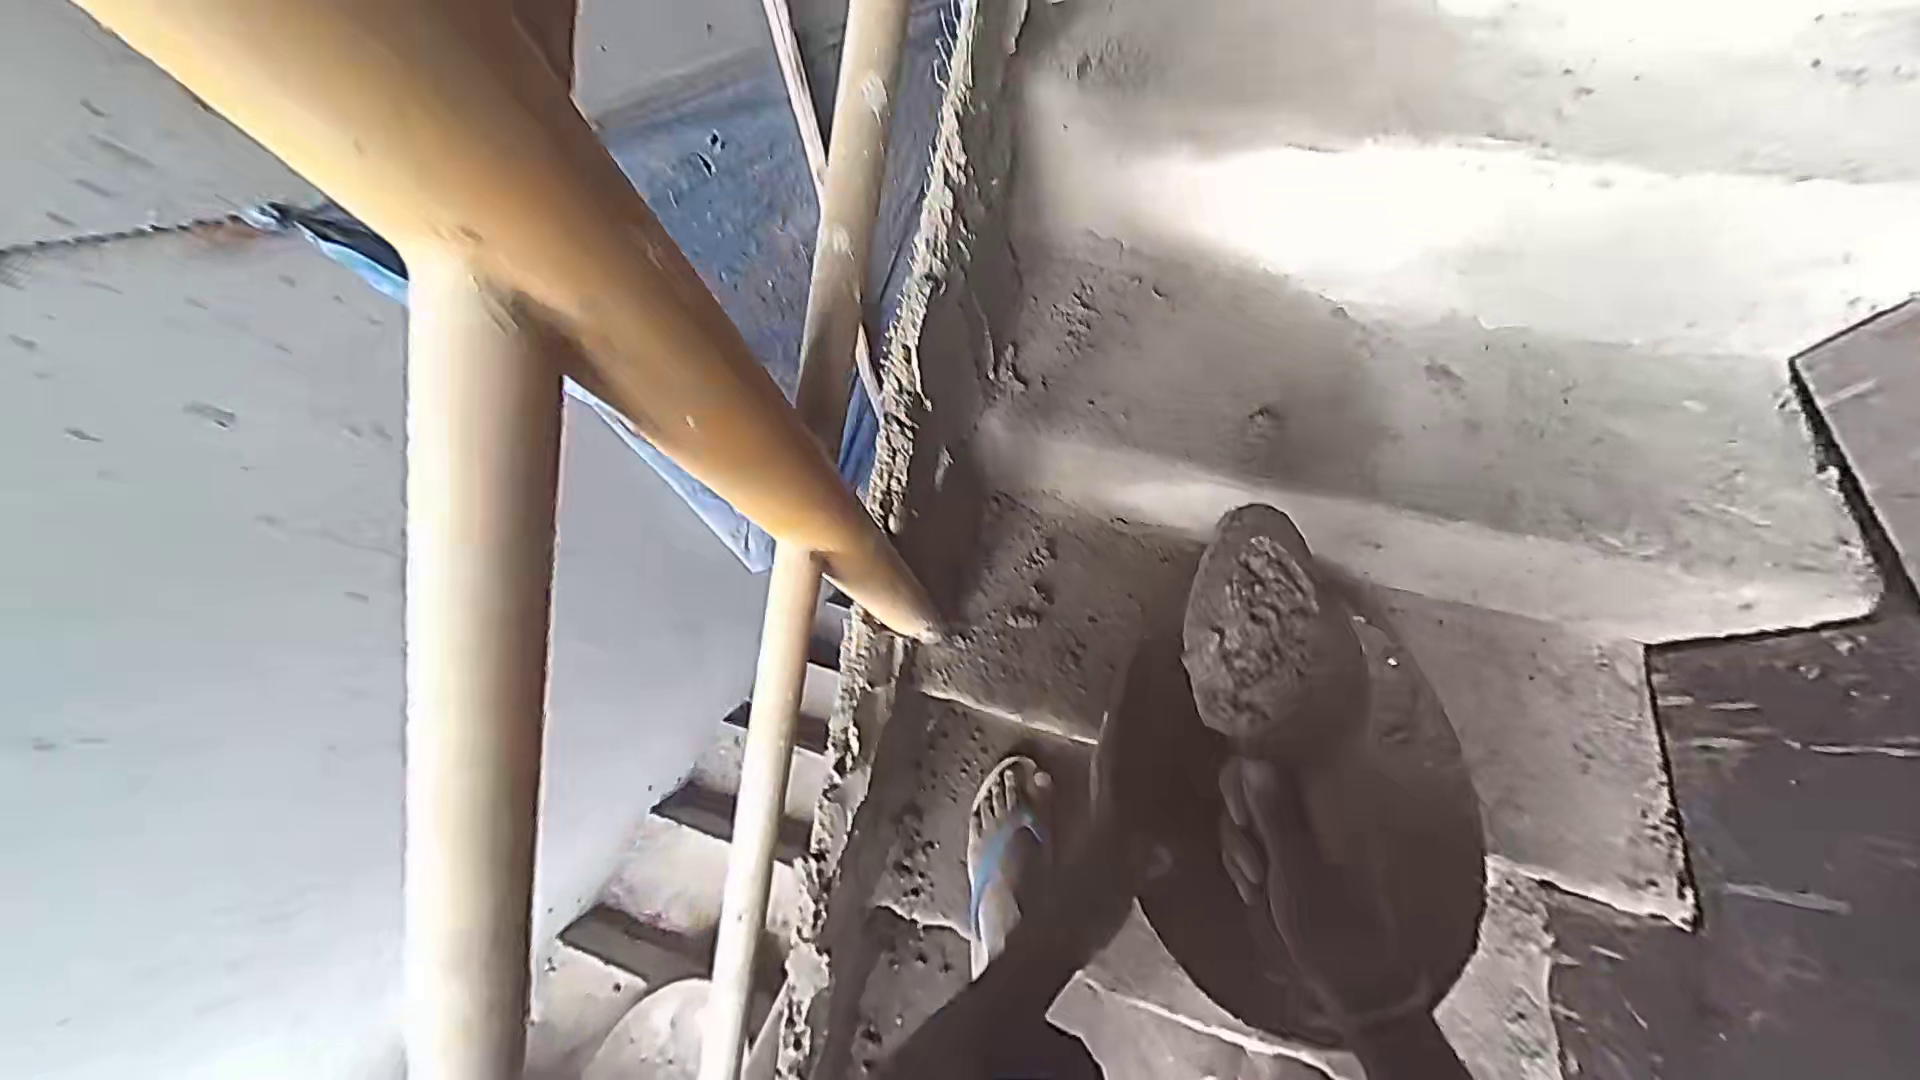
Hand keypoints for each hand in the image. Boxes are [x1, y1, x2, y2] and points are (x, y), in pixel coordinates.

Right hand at [1218, 757, 1425, 1027]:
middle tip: (1252, 866)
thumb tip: (1253, 761)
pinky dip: (1240, 861)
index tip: (1241, 818)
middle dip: (1238, 826)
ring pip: (1241, 814)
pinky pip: (1244, 838)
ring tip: (1255, 887)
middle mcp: (1307, 811)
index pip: (1270, 762)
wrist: (1351, 988)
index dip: (1244, 782)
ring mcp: (1293, 833)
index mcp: (1322, 806)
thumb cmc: (1331, 932)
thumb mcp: (1296, 872)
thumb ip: (1274, 814)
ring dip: (1238, 848)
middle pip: (1248, 785)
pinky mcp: (1279, 853)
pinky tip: (1252, 889)